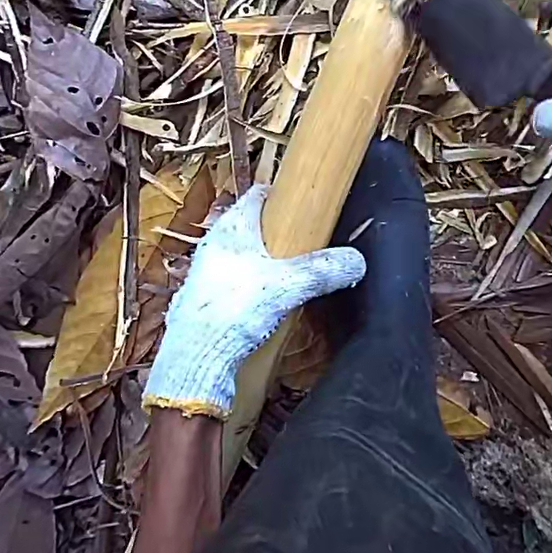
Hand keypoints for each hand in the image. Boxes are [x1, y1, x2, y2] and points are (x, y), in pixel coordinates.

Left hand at [144, 185, 365, 417]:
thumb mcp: (288, 285)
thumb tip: (357, 260)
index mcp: (232, 227)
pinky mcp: (203, 298)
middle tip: (302, 239)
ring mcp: (205, 271)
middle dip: (273, 229)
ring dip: (261, 259)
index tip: (301, 201)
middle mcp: (215, 243)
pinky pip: (231, 279)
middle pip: (249, 224)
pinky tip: (262, 302)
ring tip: (286, 273)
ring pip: (239, 253)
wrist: (194, 358)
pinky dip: (248, 283)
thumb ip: (322, 271)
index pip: (257, 194)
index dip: (280, 194)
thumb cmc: (235, 308)